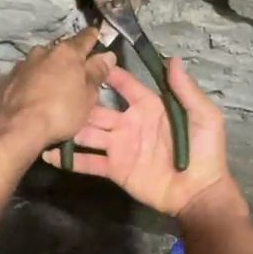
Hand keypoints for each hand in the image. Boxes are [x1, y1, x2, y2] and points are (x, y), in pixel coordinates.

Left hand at [0, 29, 116, 148]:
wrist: (17, 129)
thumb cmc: (60, 112)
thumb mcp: (87, 97)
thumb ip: (96, 74)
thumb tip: (107, 55)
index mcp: (66, 53)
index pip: (84, 38)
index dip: (93, 37)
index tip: (97, 35)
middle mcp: (42, 52)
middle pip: (60, 52)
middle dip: (67, 59)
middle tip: (74, 73)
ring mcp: (21, 65)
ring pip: (40, 63)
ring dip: (47, 70)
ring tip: (52, 87)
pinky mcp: (6, 80)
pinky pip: (24, 77)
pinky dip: (31, 82)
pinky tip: (33, 96)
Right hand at [42, 57, 237, 217]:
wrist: (199, 194)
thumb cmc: (205, 152)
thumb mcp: (204, 117)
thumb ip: (186, 90)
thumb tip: (172, 59)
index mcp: (149, 107)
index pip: (125, 86)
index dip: (109, 75)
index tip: (88, 63)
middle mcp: (129, 123)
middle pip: (98, 110)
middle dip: (79, 103)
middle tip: (56, 96)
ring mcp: (119, 146)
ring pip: (88, 134)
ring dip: (70, 129)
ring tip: (46, 123)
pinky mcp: (114, 169)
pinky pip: (88, 162)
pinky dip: (69, 160)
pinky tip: (48, 154)